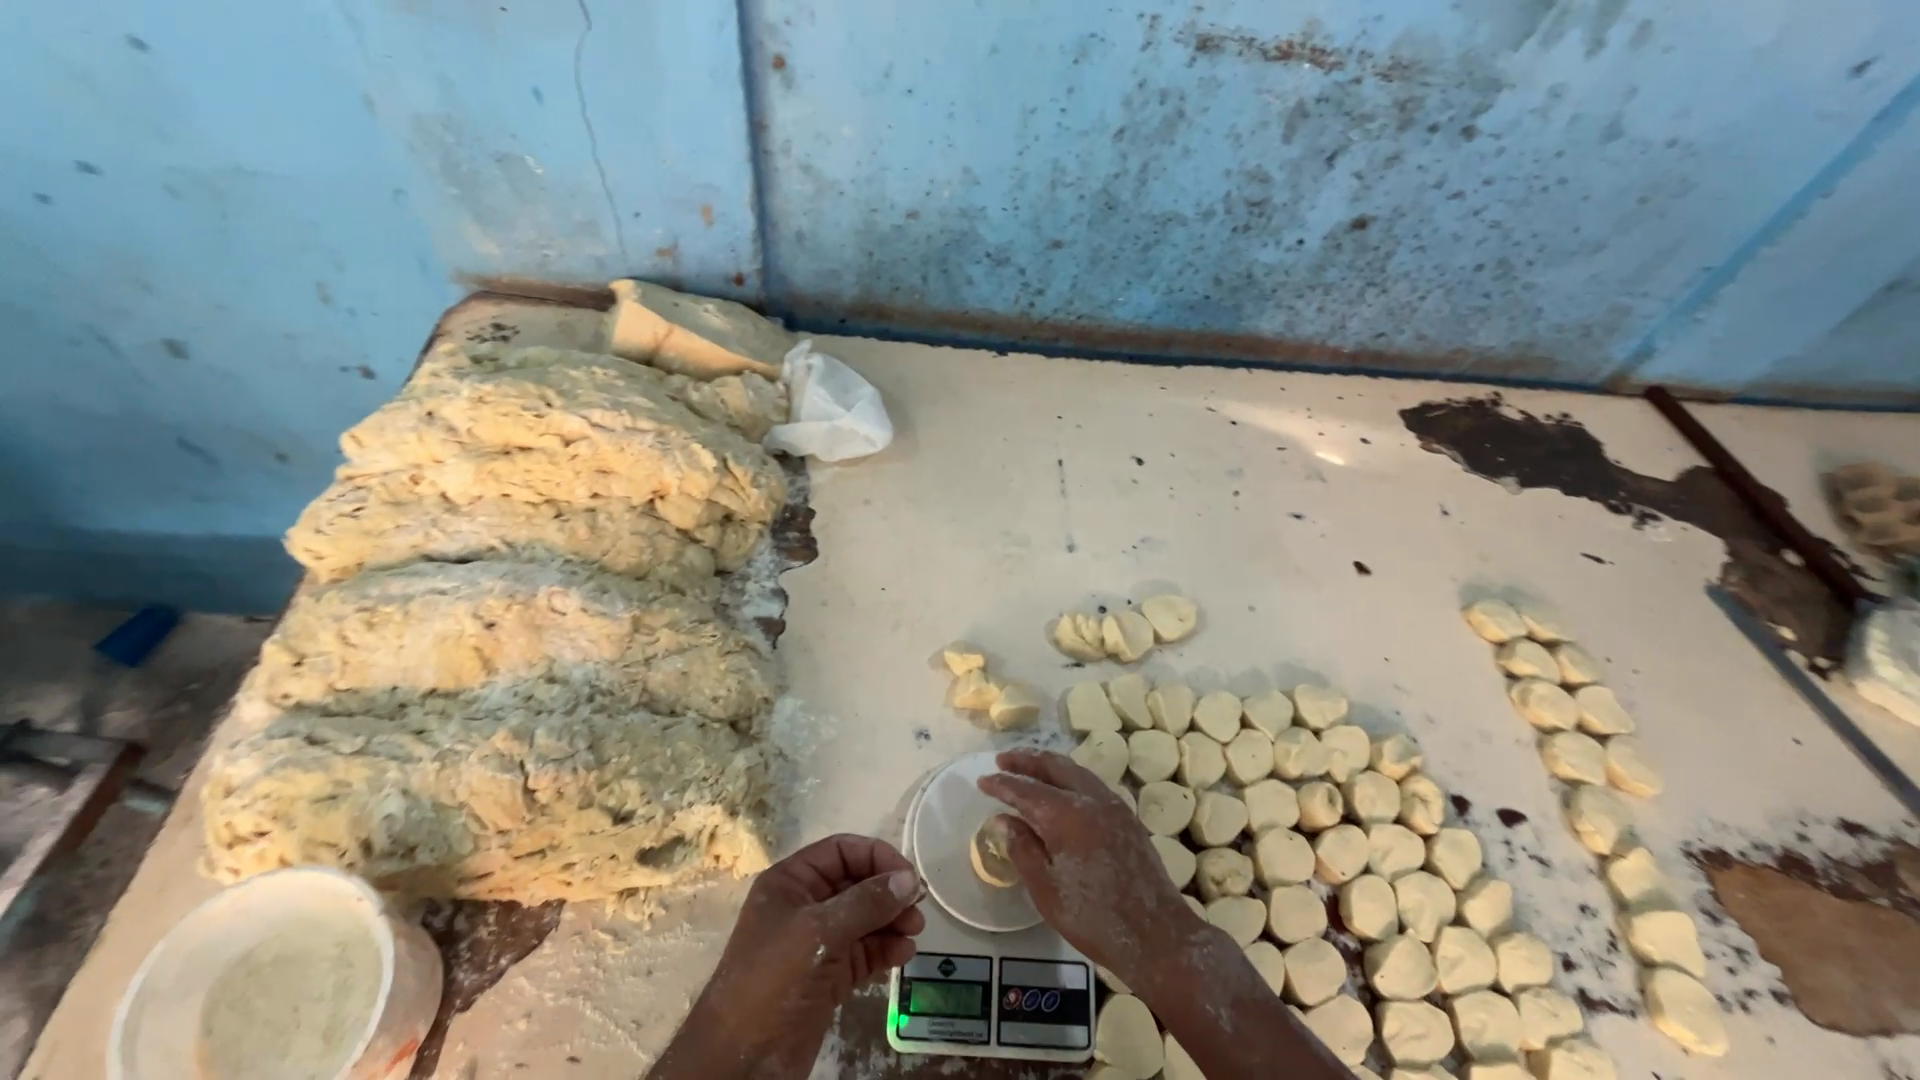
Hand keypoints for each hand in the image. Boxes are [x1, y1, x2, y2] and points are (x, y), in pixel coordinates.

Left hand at [649, 834, 925, 1078]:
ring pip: (864, 919)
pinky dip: (885, 949)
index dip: (876, 857)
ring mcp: (817, 943)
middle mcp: (805, 906)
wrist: (741, 1059)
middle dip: (888, 893)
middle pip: (856, 884)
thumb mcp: (819, 932)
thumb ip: (866, 902)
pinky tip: (902, 955)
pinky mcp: (829, 976)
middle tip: (917, 909)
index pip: (841, 851)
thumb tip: (909, 879)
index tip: (908, 877)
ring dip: (891, 922)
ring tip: (914, 933)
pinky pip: (864, 951)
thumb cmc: (772, 980)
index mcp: (791, 882)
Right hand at [975, 748, 1203, 987]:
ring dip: (1050, 765)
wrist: (1156, 934)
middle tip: (1003, 760)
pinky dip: (1070, 778)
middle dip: (1027, 760)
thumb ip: (1022, 848)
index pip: (1025, 789)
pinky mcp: (1127, 819)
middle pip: (1054, 767)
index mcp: (1066, 815)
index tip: (981, 781)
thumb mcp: (1046, 888)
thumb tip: (1004, 819)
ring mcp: (1113, 807)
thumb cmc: (1093, 917)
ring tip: (1030, 767)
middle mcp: (1091, 800)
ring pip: (1076, 772)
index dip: (1002, 785)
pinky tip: (1063, 790)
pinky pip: (1091, 784)